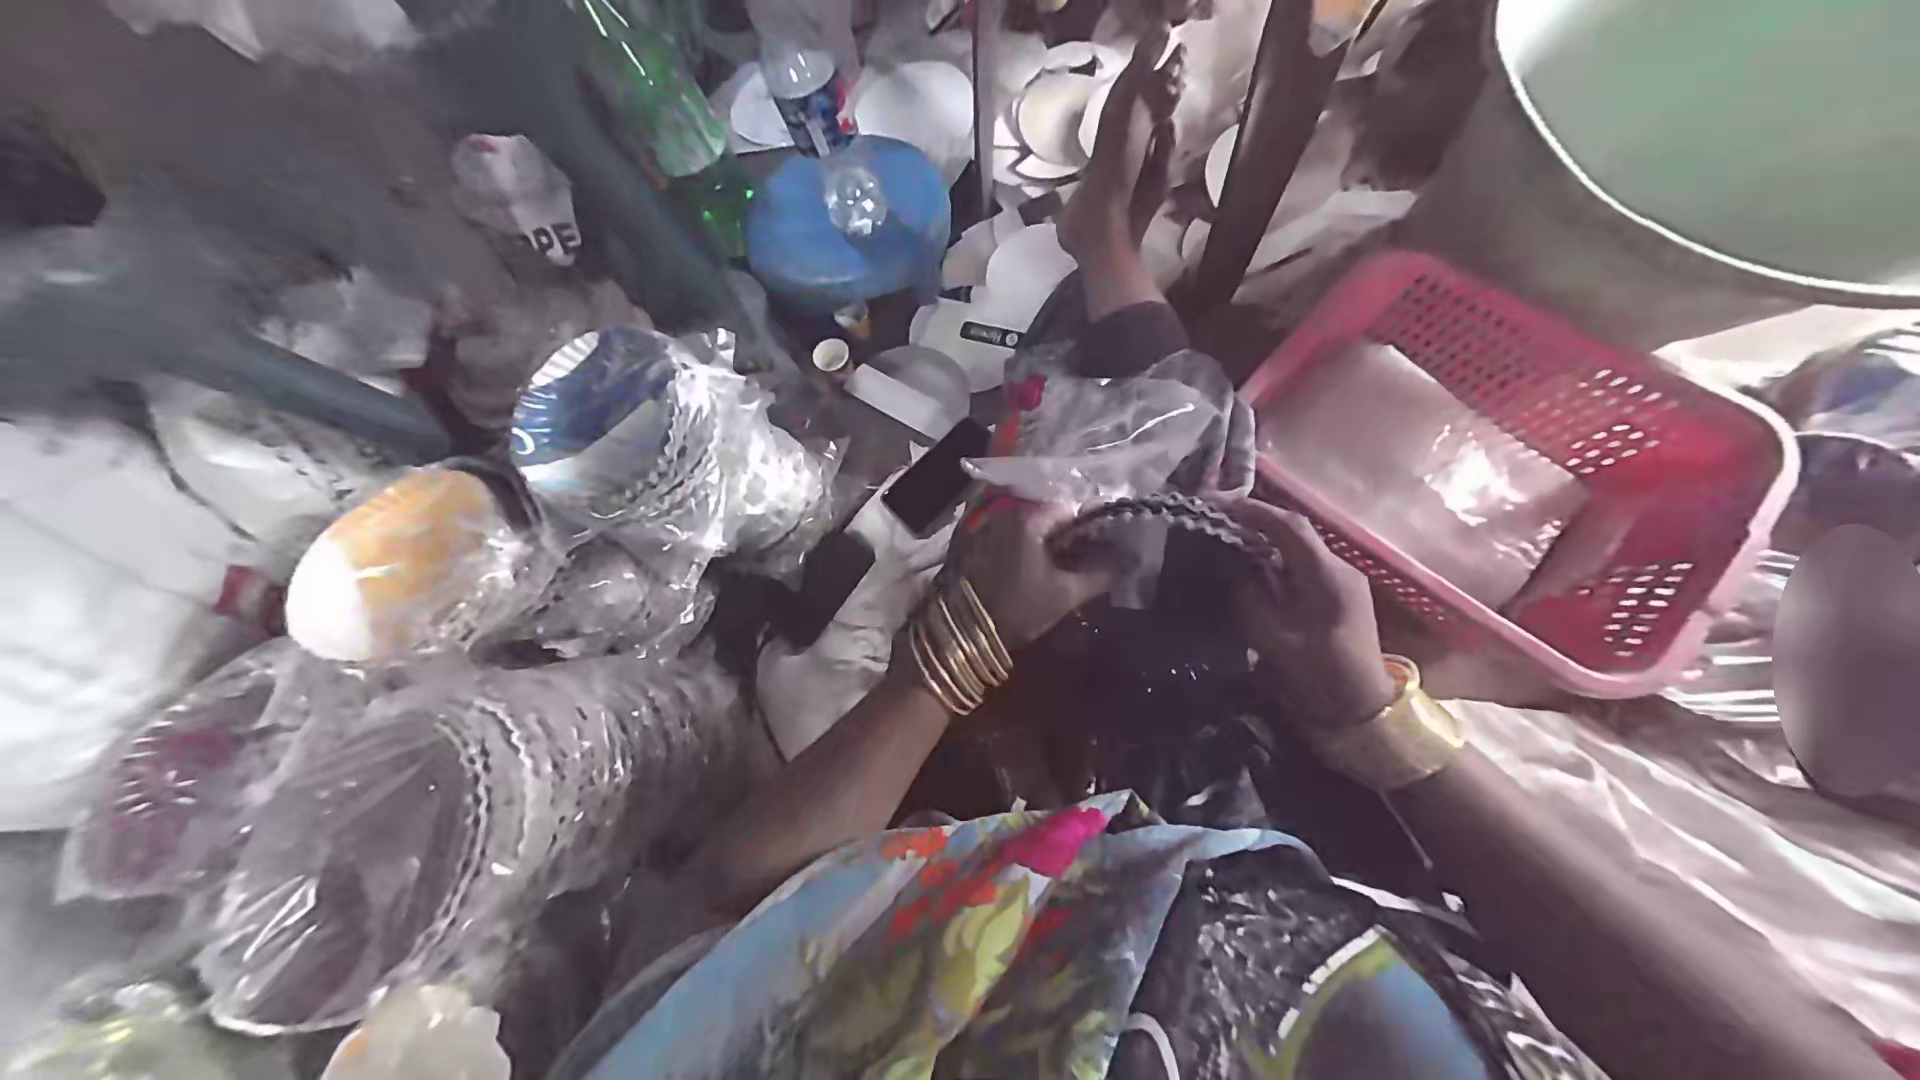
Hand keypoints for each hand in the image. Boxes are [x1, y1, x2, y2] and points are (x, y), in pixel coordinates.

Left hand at [951, 498, 1123, 648]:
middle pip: (1048, 512)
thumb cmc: (1016, 609)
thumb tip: (1130, 560)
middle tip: (1087, 556)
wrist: (961, 632)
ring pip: (1028, 523)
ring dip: (1047, 539)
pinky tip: (1036, 566)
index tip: (1104, 545)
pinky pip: (1009, 532)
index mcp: (1028, 515)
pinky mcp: (972, 539)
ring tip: (1064, 564)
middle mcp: (1004, 509)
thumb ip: (1101, 573)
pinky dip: (1026, 544)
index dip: (1091, 525)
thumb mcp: (1064, 594)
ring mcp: (984, 522)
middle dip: (1069, 532)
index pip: (1071, 507)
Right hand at [1221, 498, 1395, 729]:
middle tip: (1218, 515)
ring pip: (1300, 545)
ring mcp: (1345, 580)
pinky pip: (1304, 562)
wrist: (1362, 709)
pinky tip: (1254, 562)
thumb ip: (1247, 592)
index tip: (1217, 504)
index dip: (1252, 510)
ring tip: (1229, 533)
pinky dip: (1277, 555)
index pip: (1289, 526)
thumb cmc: (1317, 676)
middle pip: (1295, 530)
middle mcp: (1341, 569)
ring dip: (1265, 536)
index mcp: (1327, 576)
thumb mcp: (1271, 637)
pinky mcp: (1341, 593)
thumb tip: (1228, 559)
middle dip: (1256, 518)